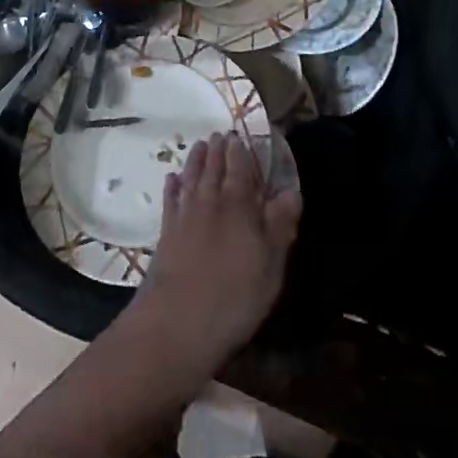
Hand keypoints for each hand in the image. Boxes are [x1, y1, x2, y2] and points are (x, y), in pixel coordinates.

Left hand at [129, 133, 302, 368]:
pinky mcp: (165, 234)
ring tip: (199, 145)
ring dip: (196, 160)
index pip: (240, 169)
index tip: (240, 135)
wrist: (177, 323)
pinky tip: (172, 179)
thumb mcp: (271, 265)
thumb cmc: (235, 296)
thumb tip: (291, 191)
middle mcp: (209, 202)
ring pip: (191, 178)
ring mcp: (184, 217)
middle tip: (220, 134)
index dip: (241, 151)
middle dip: (218, 150)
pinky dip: (172, 187)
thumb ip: (280, 225)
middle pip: (213, 168)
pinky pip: (170, 200)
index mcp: (238, 205)